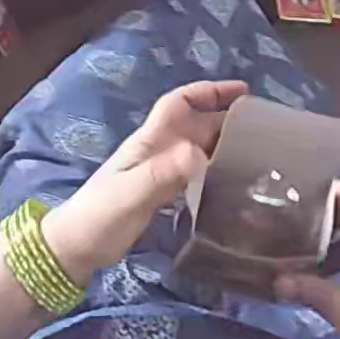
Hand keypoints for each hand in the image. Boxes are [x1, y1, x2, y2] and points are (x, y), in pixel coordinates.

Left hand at [42, 80, 247, 282]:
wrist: (75, 247)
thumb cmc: (99, 216)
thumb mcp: (131, 193)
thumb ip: (162, 173)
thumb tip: (200, 152)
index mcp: (148, 143)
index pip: (178, 104)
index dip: (207, 91)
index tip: (241, 91)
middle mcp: (156, 152)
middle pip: (194, 125)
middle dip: (224, 119)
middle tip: (264, 129)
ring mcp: (157, 173)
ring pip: (196, 149)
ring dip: (222, 145)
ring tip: (256, 154)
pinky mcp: (159, 195)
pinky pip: (193, 174)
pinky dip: (213, 171)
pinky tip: (231, 184)